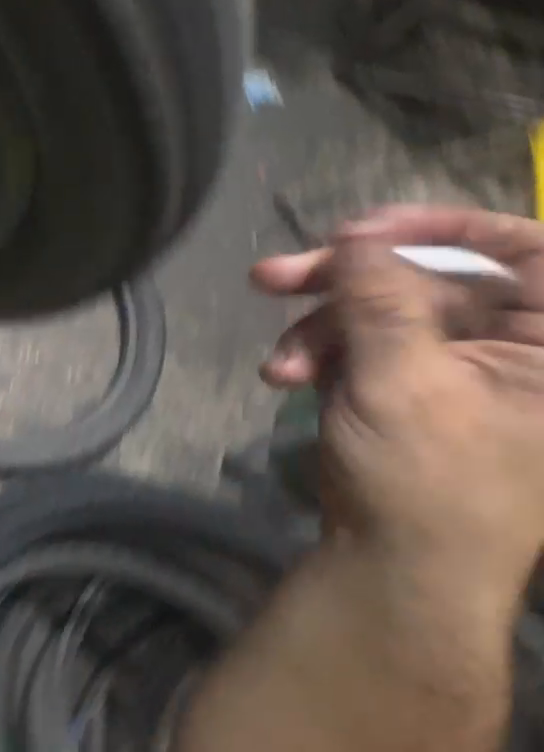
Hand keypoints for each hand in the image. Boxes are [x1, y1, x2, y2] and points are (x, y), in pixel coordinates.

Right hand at [253, 205, 543, 601]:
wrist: (399, 563)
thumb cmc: (429, 478)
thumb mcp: (402, 382)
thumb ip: (383, 301)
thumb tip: (359, 236)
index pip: (527, 249)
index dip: (443, 228)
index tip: (359, 231)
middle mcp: (522, 346)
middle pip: (433, 276)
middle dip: (345, 280)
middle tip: (272, 276)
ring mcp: (465, 364)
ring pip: (385, 307)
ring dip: (319, 327)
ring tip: (278, 361)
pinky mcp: (415, 380)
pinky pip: (364, 340)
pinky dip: (321, 353)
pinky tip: (287, 378)